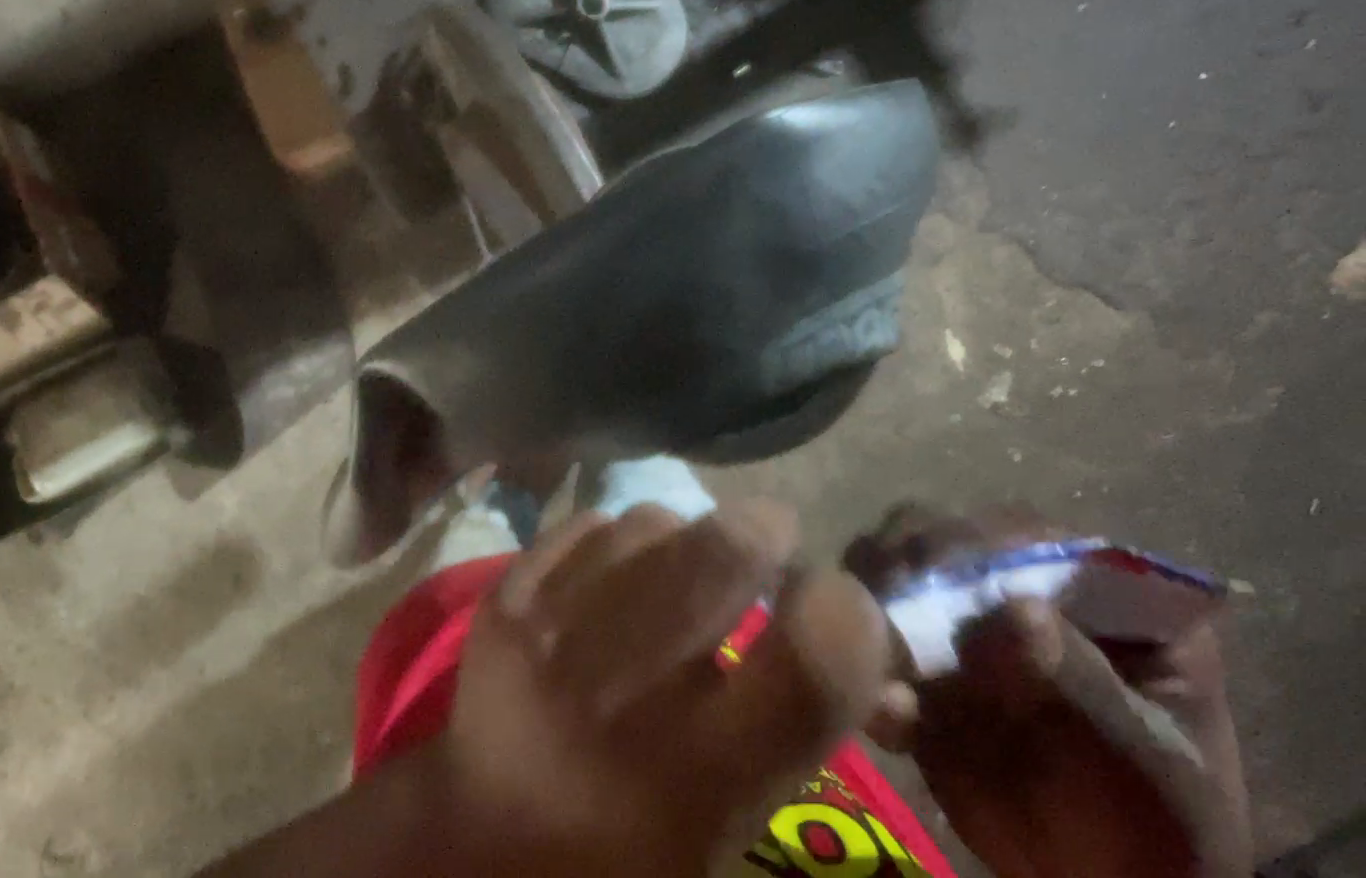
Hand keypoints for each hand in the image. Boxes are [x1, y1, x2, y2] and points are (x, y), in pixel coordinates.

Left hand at [435, 501, 890, 875]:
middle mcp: (624, 691)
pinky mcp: (501, 600)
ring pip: (648, 522)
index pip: (818, 653)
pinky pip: (583, 526)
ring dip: (682, 537)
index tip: (829, 606)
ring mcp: (548, 631)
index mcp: (702, 774)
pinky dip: (613, 541)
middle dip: (763, 534)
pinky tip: (613, 577)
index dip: (846, 611)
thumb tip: (881, 664)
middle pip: (724, 550)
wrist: (485, 838)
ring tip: (676, 572)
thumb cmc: (629, 847)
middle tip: (763, 548)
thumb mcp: (736, 821)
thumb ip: (802, 732)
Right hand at [847, 504, 1251, 877]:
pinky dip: (861, 663)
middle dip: (907, 564)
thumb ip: (1078, 682)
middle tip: (884, 603)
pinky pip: (867, 635)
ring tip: (873, 653)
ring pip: (892, 572)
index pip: (1037, 538)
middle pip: (947, 539)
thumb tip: (1016, 608)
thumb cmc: (1153, 815)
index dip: (983, 543)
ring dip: (871, 601)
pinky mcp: (913, 660)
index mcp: (1104, 596)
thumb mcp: (1141, 755)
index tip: (933, 570)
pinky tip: (887, 713)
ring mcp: (959, 620)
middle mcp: (1020, 588)